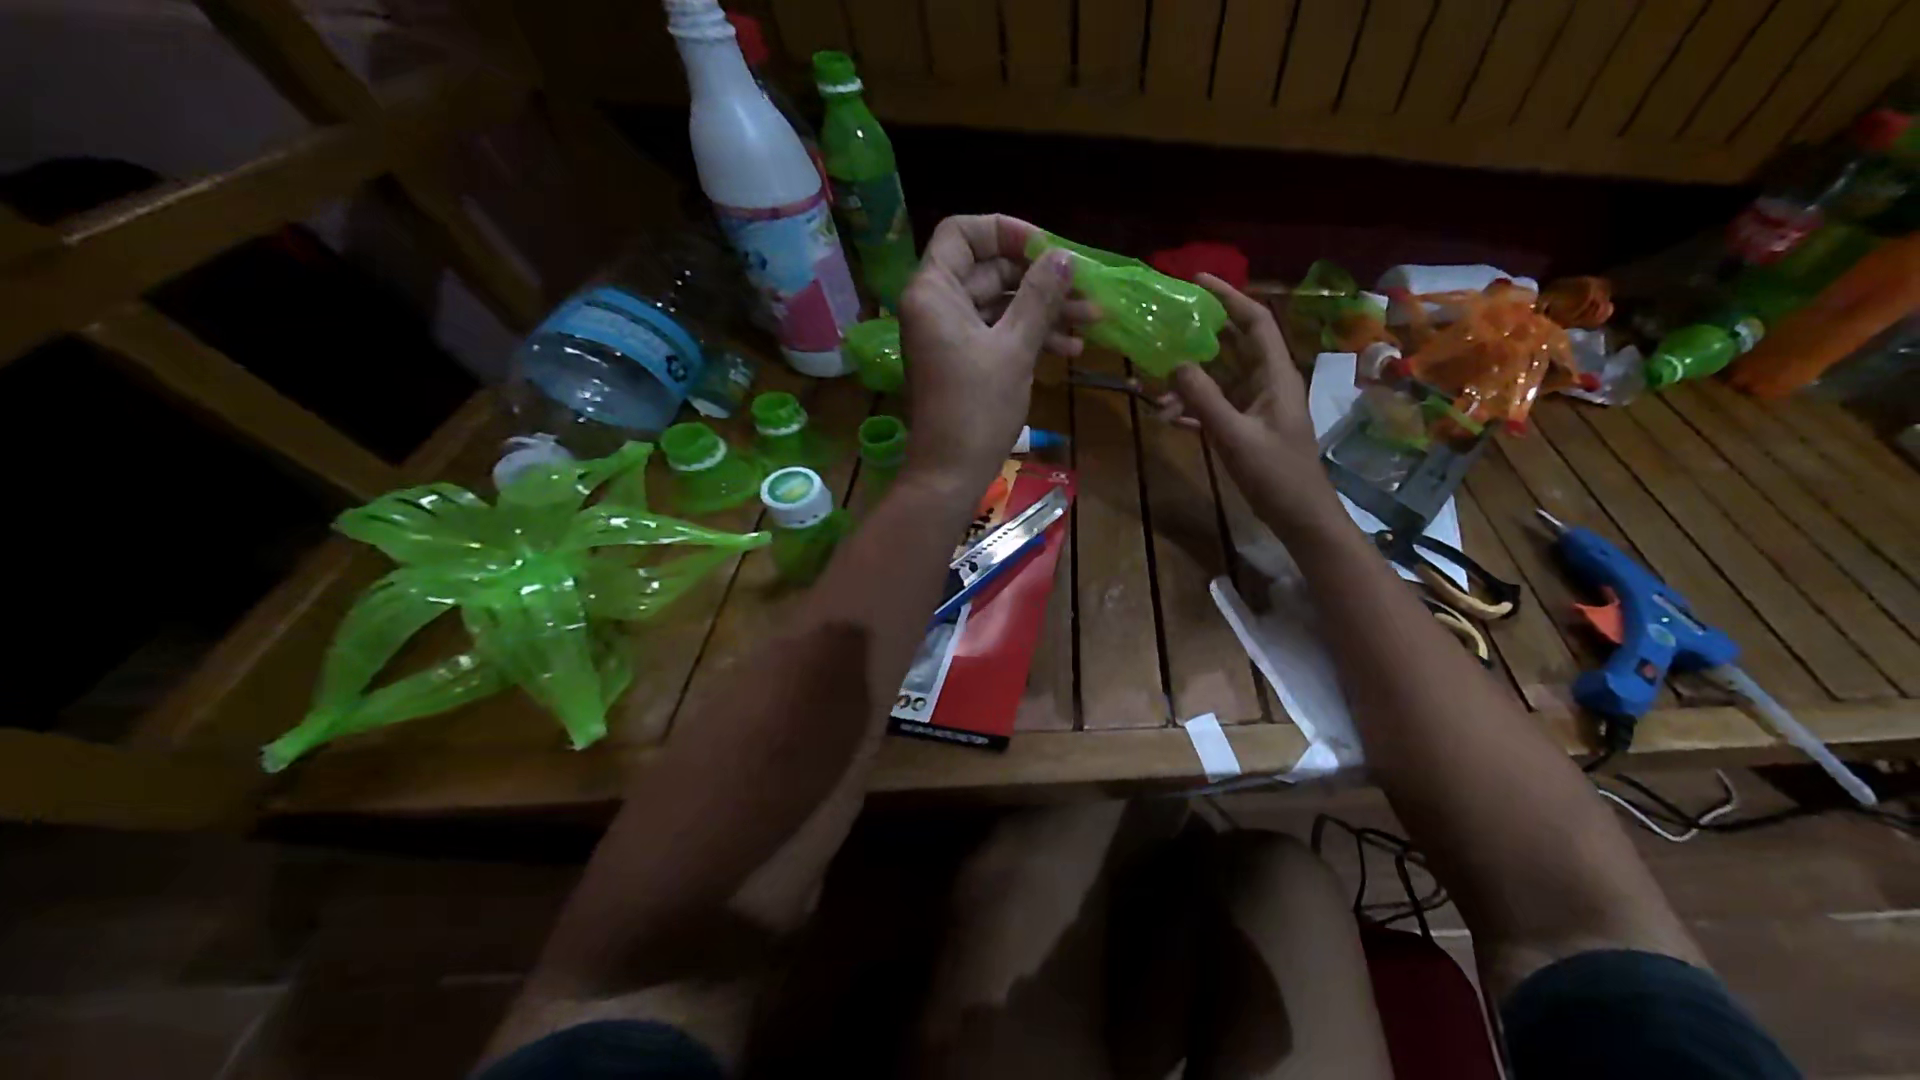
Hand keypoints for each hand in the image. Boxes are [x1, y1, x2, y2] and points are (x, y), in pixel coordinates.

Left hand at [897, 214, 1091, 492]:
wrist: (951, 472)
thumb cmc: (977, 407)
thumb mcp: (1014, 348)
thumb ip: (1040, 297)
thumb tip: (1063, 257)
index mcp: (934, 291)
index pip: (962, 233)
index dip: (1005, 232)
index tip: (1046, 250)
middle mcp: (936, 305)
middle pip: (988, 270)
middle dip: (1040, 279)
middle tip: (1085, 289)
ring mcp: (949, 335)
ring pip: (999, 304)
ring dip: (1044, 310)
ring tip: (1091, 320)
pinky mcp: (964, 360)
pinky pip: (998, 333)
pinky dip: (1030, 336)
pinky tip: (1069, 349)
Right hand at [1165, 273, 1337, 533]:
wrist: (1299, 515)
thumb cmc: (1276, 474)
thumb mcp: (1235, 435)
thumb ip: (1204, 398)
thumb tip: (1175, 364)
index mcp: (1275, 375)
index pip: (1254, 321)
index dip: (1229, 297)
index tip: (1197, 281)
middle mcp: (1266, 382)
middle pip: (1231, 346)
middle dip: (1198, 338)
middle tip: (1163, 328)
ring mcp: (1254, 406)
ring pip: (1217, 380)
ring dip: (1187, 384)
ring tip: (1156, 394)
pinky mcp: (1244, 427)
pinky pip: (1213, 407)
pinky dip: (1191, 409)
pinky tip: (1167, 418)